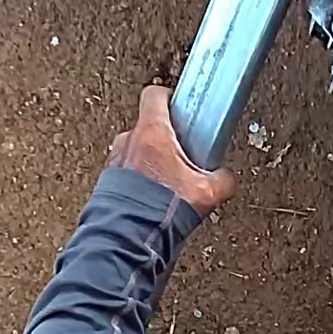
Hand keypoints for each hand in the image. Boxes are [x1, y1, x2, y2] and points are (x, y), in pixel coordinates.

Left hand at [109, 85, 237, 214]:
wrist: (129, 237)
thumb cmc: (161, 210)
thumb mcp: (207, 193)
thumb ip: (223, 179)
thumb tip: (225, 178)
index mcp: (152, 132)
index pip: (155, 95)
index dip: (169, 98)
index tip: (180, 107)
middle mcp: (128, 141)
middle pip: (149, 126)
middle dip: (165, 140)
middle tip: (180, 158)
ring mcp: (115, 160)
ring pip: (136, 150)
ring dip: (150, 161)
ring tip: (166, 183)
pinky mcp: (107, 181)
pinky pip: (126, 171)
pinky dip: (138, 179)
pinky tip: (153, 197)